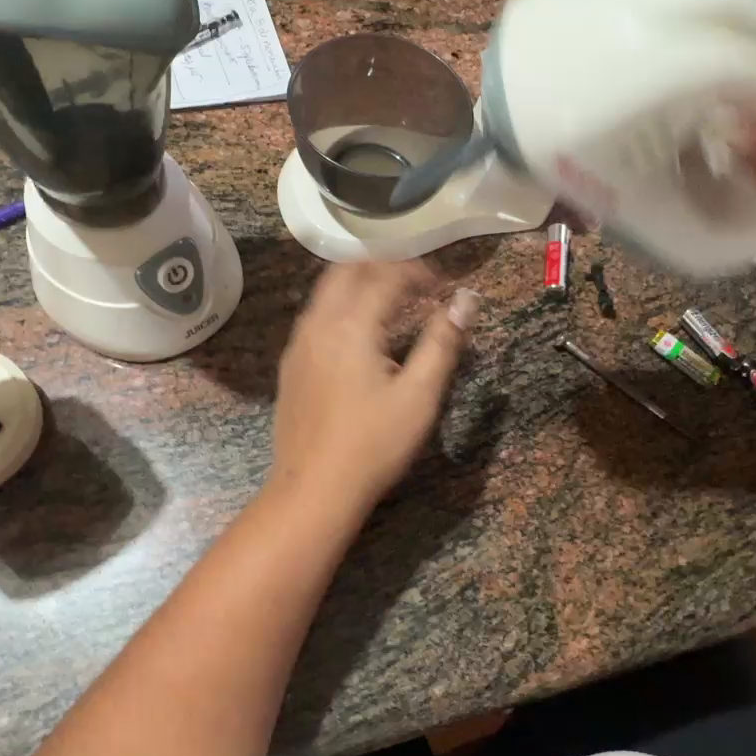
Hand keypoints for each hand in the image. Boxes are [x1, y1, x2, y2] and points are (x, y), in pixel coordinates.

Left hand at [267, 260, 479, 516]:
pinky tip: (357, 339)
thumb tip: (465, 300)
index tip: (442, 284)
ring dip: (358, 286)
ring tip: (389, 304)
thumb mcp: (420, 396)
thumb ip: (442, 342)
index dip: (418, 272)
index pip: (386, 276)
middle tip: (414, 282)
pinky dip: (340, 310)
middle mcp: (318, 325)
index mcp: (352, 325)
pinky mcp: (290, 368)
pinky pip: (315, 319)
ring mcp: (298, 346)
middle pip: (346, 272)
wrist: (313, 488)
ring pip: (325, 294)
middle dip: (382, 267)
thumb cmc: (374, 444)